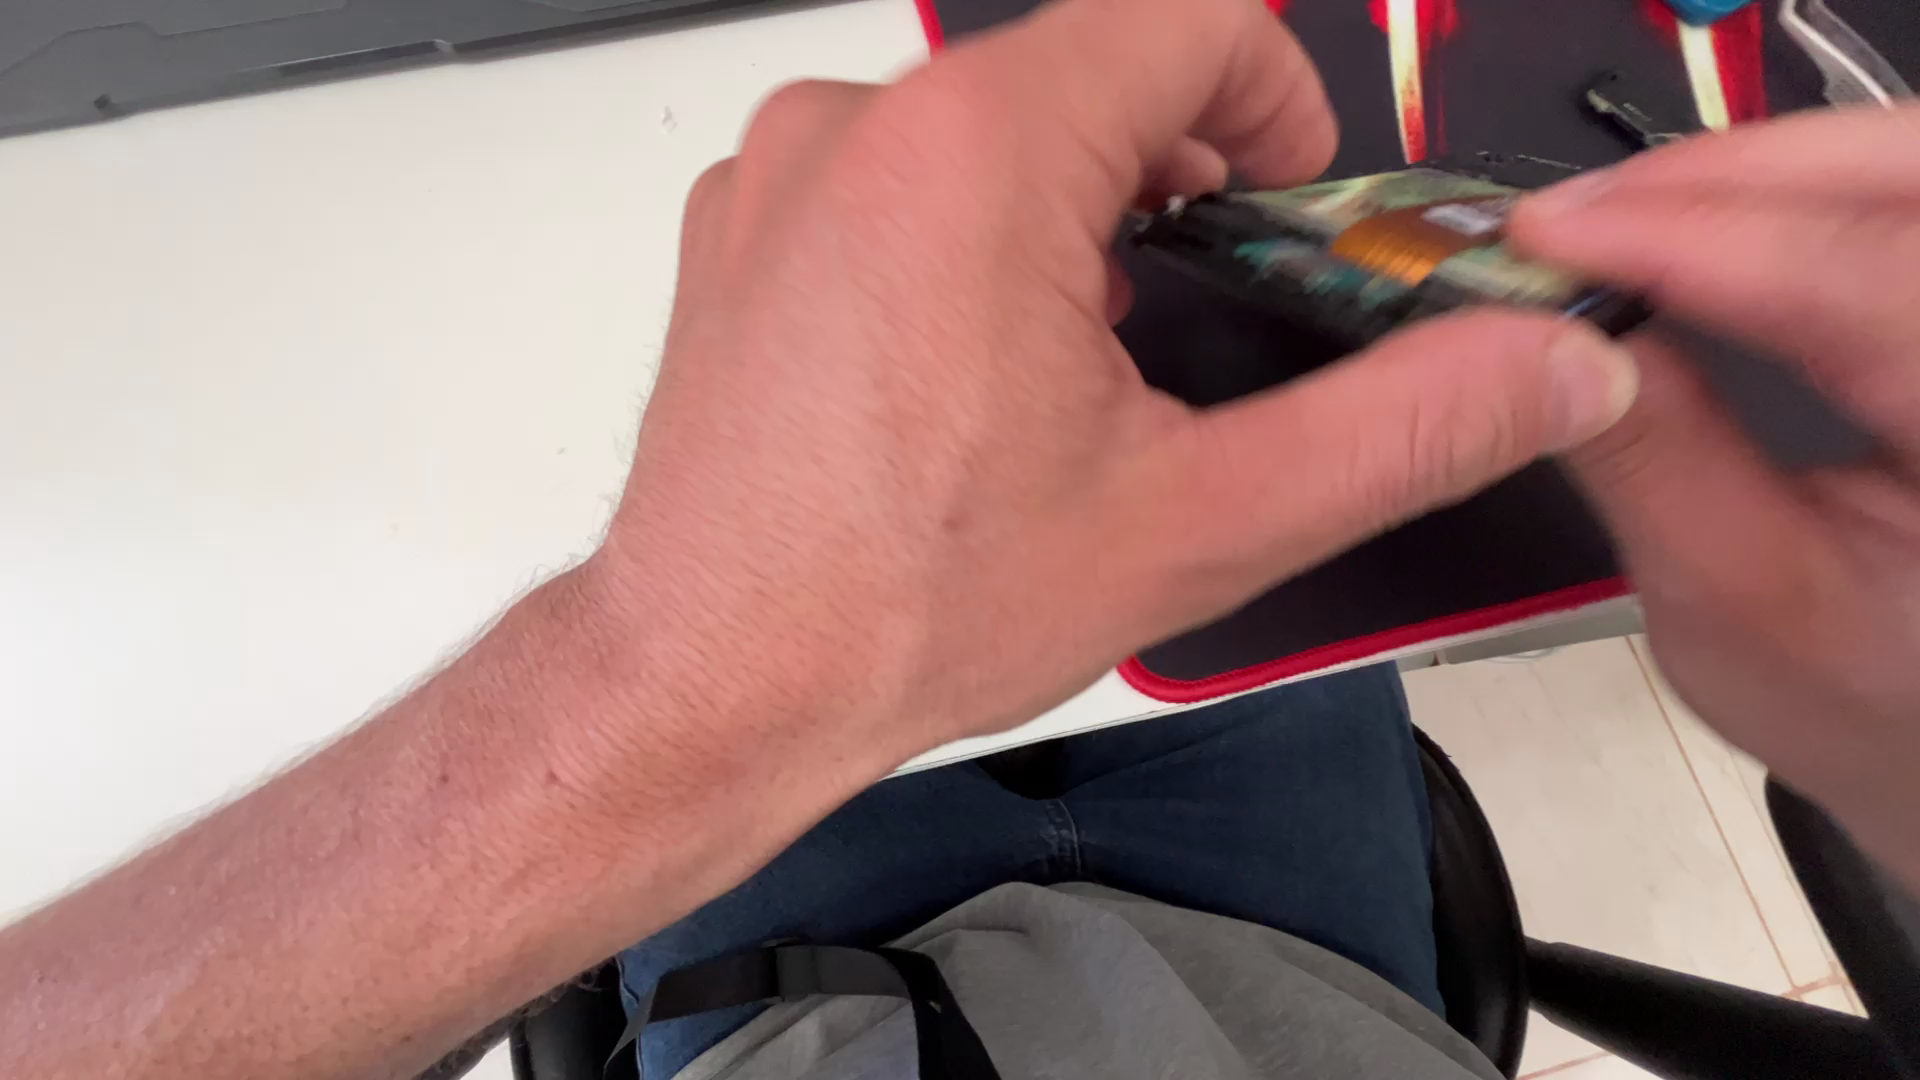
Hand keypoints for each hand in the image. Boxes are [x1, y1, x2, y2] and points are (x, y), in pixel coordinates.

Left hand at [588, 0, 1640, 777]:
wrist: (719, 679)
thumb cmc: (897, 610)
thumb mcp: (1185, 525)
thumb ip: (1390, 430)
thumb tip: (1533, 370)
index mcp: (976, 157)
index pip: (1185, 18)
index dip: (1269, 95)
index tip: (1277, 192)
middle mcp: (852, 138)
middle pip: (1074, 88)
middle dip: (1159, 185)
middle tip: (1173, 314)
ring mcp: (776, 190)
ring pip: (972, 147)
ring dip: (1048, 229)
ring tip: (1057, 368)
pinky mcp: (739, 249)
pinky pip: (878, 199)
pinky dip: (947, 256)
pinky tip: (953, 376)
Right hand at [1510, 105, 1919, 882]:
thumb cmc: (1851, 692)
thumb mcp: (1727, 591)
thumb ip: (1650, 457)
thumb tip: (1550, 345)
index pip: (1874, 287)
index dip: (1692, 243)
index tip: (1540, 233)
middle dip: (1730, 178)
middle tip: (1563, 214)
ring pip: (1918, 175)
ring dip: (1750, 178)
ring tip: (1604, 219)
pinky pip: (1903, 212)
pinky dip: (1787, 200)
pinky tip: (1685, 227)